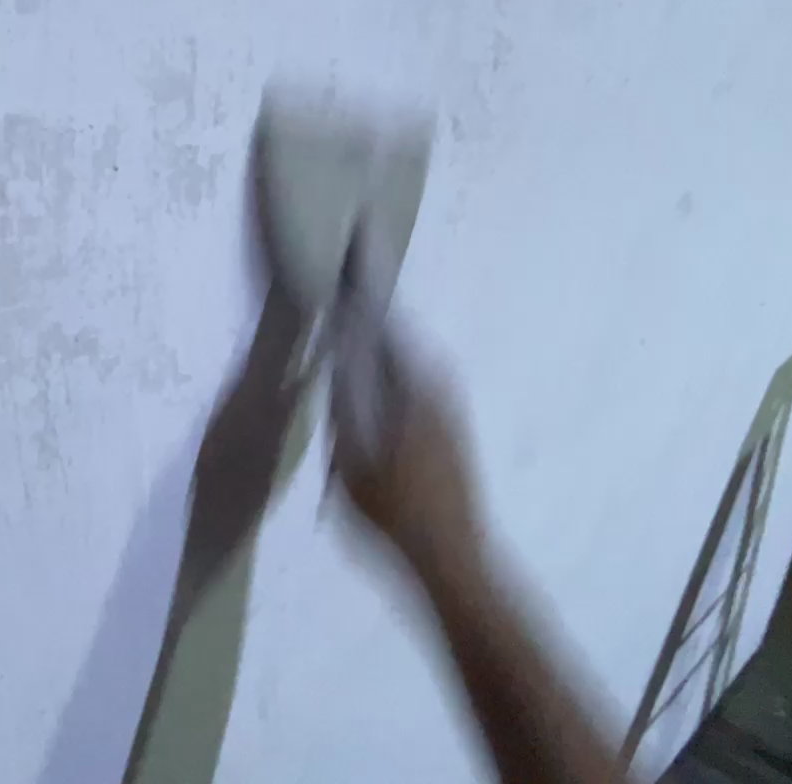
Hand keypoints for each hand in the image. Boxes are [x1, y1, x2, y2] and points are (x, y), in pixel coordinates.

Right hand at [325, 268, 482, 575]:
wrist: (452, 557)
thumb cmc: (393, 508)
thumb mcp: (351, 452)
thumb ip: (344, 395)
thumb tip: (339, 346)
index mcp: (413, 380)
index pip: (383, 312)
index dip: (367, 273)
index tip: (358, 234)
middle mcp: (436, 380)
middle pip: (397, 324)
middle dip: (371, 293)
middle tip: (347, 262)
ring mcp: (446, 400)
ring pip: (405, 347)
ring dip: (380, 324)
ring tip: (352, 300)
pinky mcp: (447, 418)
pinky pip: (410, 367)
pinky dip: (389, 351)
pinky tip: (370, 358)